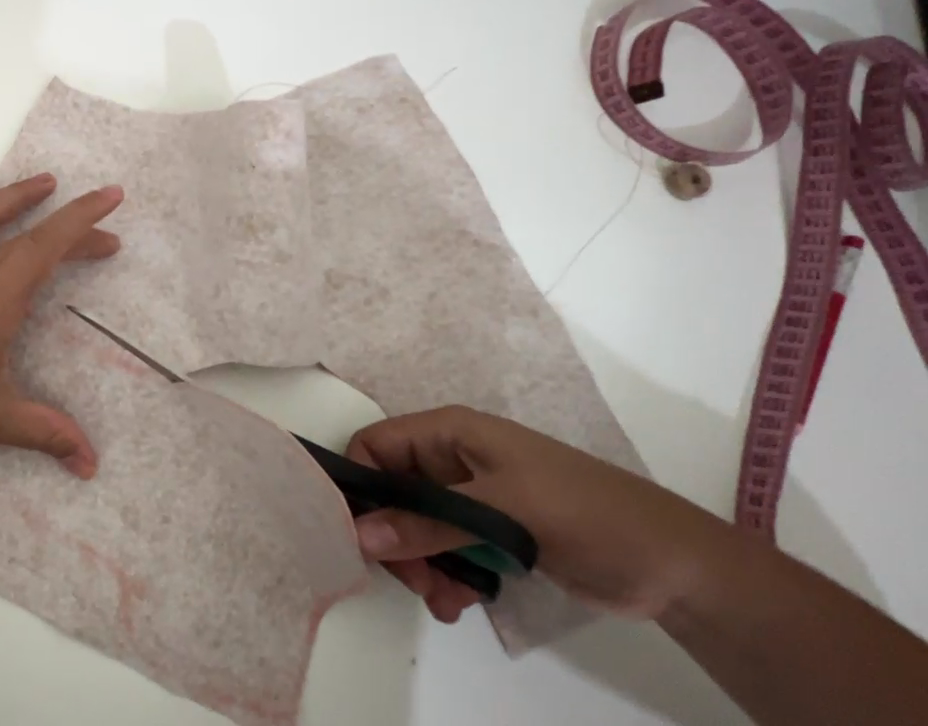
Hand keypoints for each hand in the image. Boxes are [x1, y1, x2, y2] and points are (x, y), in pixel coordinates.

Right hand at [346, 406, 731, 623]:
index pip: (374, 446)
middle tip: (414, 580)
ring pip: (412, 526)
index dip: (358, 486)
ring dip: (418, 565)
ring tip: (444, 599)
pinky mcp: (489, 533)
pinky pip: (441, 549)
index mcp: (449, 432)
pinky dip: (442, 577)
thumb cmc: (588, 515)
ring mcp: (471, 497)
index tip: (360, 537)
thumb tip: (358, 535)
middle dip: (393, 538)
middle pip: (389, 492)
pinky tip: (459, 604)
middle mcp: (451, 459)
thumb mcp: (505, 513)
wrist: (678, 567)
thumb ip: (429, 523)